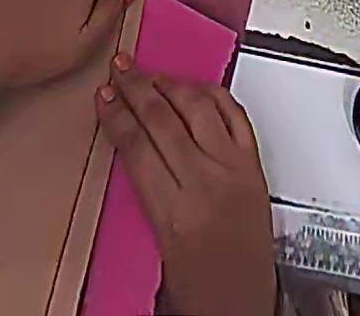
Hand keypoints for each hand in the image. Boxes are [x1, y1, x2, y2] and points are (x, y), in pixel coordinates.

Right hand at [97, 67, 276, 315]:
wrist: (247, 313)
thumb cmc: (200, 290)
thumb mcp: (156, 243)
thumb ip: (144, 188)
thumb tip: (126, 138)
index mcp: (175, 214)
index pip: (136, 146)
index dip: (116, 114)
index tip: (104, 95)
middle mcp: (207, 184)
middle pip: (162, 118)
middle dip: (136, 87)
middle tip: (121, 68)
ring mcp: (234, 170)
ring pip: (198, 107)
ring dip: (171, 84)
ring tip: (151, 73)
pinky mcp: (255, 166)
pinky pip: (235, 114)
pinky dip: (214, 94)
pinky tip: (196, 86)